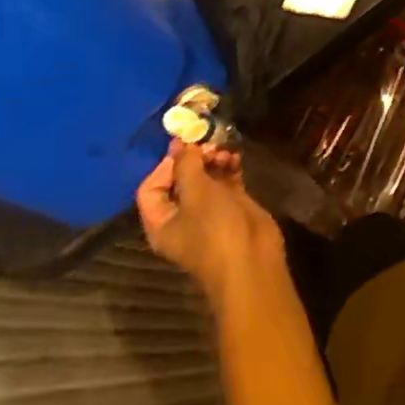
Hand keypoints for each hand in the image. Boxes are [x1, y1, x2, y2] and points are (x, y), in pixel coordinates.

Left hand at [135, 140, 282, 298]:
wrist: (253, 261)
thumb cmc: (214, 229)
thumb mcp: (195, 193)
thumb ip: (185, 164)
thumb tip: (177, 143)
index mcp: (162, 222)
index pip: (151, 188)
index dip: (164, 166)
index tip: (183, 147)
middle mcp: (182, 216)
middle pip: (180, 179)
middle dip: (193, 158)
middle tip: (208, 143)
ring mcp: (208, 212)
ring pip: (204, 177)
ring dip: (213, 159)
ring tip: (225, 151)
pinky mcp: (231, 206)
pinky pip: (225, 180)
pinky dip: (229, 167)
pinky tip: (236, 156)